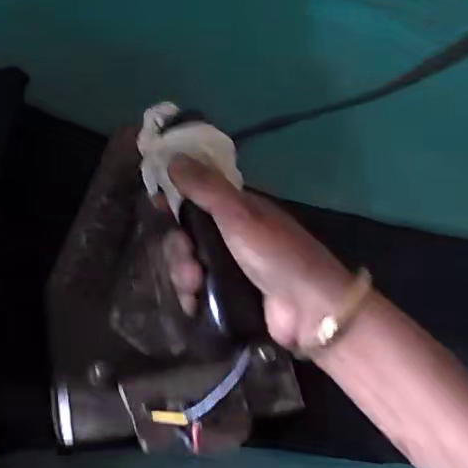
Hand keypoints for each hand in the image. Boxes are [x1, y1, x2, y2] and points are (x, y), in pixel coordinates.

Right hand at [167, 156, 357, 349]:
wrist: (309, 310)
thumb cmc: (276, 254)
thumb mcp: (239, 214)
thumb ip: (206, 187)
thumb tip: (172, 157)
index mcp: (237, 210)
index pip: (195, 198)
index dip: (175, 201)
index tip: (157, 206)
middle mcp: (230, 237)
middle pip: (185, 236)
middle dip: (179, 249)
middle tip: (189, 260)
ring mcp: (227, 269)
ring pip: (186, 265)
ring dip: (182, 275)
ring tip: (194, 286)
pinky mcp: (224, 299)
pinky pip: (194, 292)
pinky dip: (189, 297)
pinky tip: (194, 303)